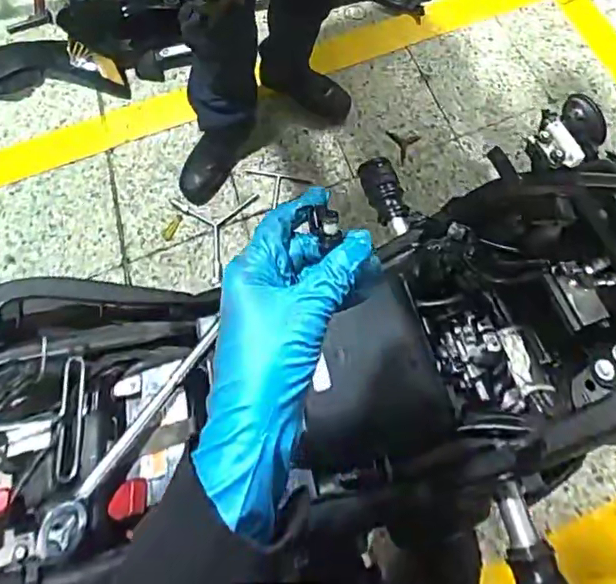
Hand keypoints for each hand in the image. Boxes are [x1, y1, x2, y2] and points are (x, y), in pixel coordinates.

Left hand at [193, 186, 376, 541]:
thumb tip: (355, 246)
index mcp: (250, 270)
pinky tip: (353, 290)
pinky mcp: (283, 329)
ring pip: (304, 277)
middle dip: (325, 245)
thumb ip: (333, 273)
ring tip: (364, 266)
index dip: (301, 209)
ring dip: (333, 270)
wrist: (257, 418)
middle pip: (293, 251)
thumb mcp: (306, 307)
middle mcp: (256, 284)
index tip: (322, 198)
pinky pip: (309, 300)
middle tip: (356, 243)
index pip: (277, 226)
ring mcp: (268, 307)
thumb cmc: (264, 363)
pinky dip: (330, 293)